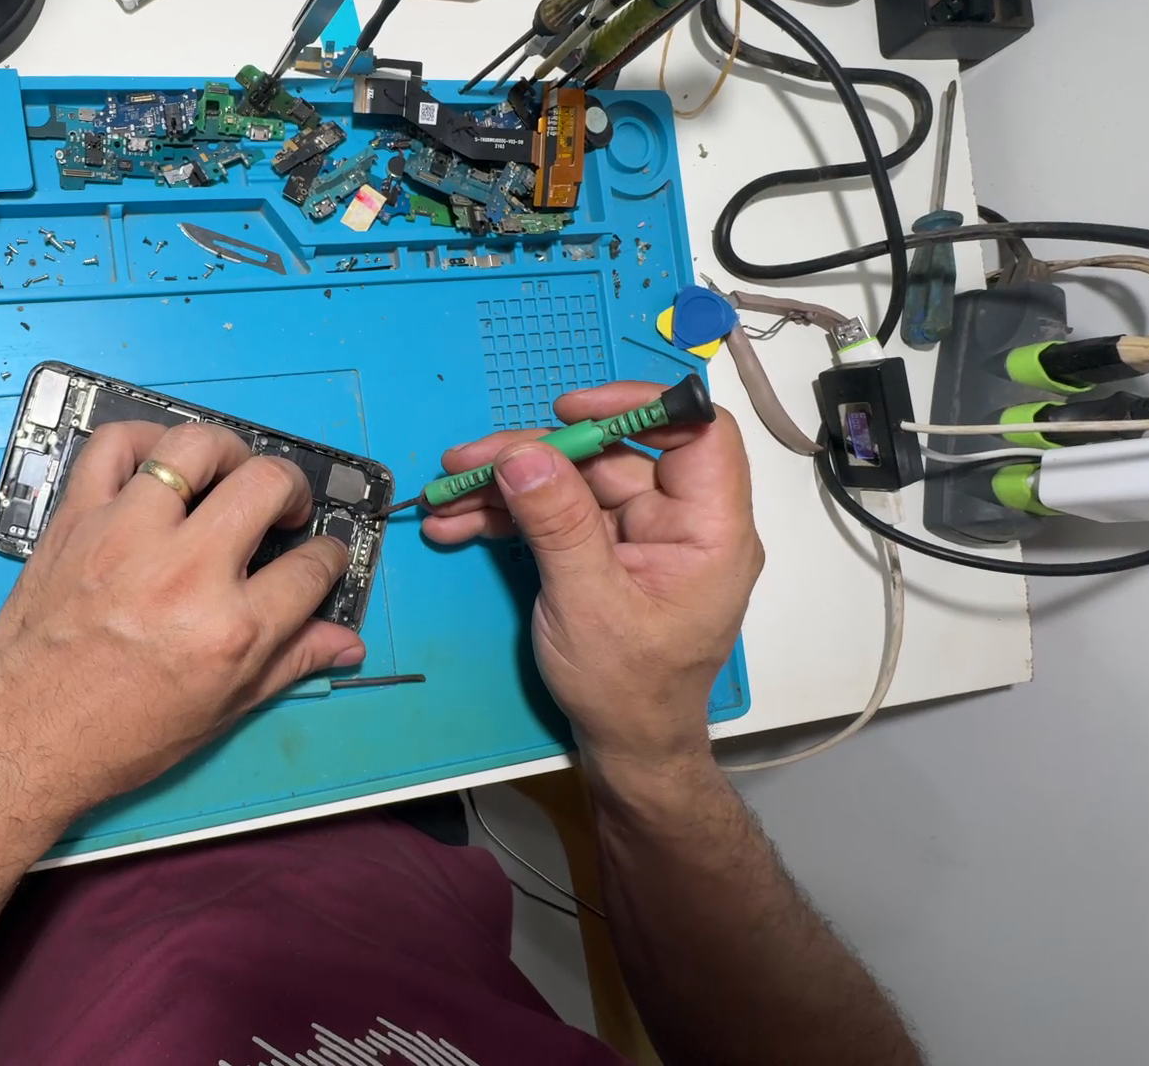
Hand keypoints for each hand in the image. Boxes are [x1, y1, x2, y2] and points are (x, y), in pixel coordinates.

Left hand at [0, 421, 365, 815]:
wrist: (22, 740)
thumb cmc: (125, 737)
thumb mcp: (221, 711)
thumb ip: (290, 664)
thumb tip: (350, 642)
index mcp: (230, 631)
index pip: (312, 568)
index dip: (330, 557)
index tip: (321, 554)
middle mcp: (185, 572)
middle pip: (266, 485)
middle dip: (293, 491)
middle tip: (283, 510)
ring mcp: (125, 537)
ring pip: (192, 449)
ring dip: (227, 451)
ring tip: (228, 473)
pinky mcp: (76, 520)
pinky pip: (110, 447)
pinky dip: (142, 441)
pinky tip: (157, 463)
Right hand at [422, 382, 762, 772]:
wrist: (619, 741)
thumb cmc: (626, 684)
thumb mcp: (588, 603)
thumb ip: (557, 526)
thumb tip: (520, 455)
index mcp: (704, 529)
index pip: (695, 435)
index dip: (636, 407)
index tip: (566, 410)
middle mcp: (671, 521)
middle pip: (604, 457)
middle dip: (528, 457)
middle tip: (463, 464)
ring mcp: (628, 534)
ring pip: (564, 484)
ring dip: (500, 489)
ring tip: (444, 499)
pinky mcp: (592, 549)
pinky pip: (546, 516)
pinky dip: (500, 517)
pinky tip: (455, 525)